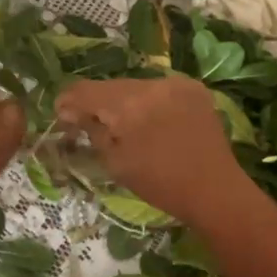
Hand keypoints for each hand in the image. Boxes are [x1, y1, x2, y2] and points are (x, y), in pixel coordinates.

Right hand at [56, 74, 253, 226]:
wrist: (216, 192)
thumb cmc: (160, 184)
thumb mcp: (114, 162)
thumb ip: (91, 129)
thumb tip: (70, 111)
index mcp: (127, 105)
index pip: (85, 91)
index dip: (68, 100)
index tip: (60, 113)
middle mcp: (149, 85)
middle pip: (109, 86)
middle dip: (96, 102)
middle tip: (87, 120)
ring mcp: (174, 83)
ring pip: (133, 86)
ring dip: (122, 100)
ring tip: (122, 122)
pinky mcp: (192, 88)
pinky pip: (157, 89)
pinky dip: (147, 101)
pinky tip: (150, 120)